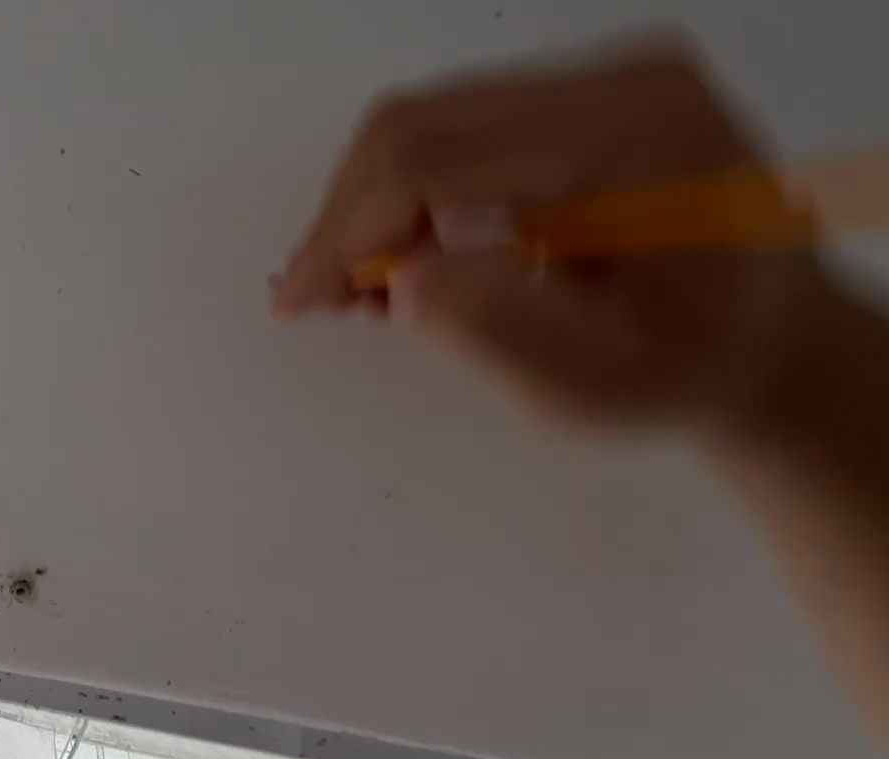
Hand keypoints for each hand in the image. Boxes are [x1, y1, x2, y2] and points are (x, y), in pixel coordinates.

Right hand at [272, 41, 838, 431]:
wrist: (753, 338)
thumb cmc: (679, 372)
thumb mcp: (594, 383)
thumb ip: (498, 330)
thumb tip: (399, 279)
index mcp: (633, 139)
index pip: (433, 160)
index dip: (344, 233)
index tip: (292, 303)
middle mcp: (612, 88)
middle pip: (412, 130)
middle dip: (341, 224)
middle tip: (316, 302)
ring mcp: (586, 92)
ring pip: (412, 132)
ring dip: (359, 217)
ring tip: (353, 292)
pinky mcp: (558, 113)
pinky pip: (437, 142)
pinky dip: (389, 207)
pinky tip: (389, 264)